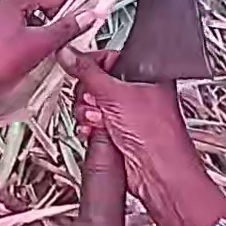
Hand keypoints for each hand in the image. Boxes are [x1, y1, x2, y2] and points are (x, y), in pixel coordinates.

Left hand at [0, 0, 91, 106]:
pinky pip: (26, 35)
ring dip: (50, 31)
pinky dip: (38, 41)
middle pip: (44, 6)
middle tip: (78, 29)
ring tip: (60, 44)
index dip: (75, 3)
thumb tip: (85, 17)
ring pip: (35, 21)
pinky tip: (44, 54)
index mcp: (12, 0)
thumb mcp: (39, 43)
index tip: (91, 13)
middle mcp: (4, 8)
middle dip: (62, 18)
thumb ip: (66, 28)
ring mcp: (0, 25)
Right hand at [61, 48, 199, 192]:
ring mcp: (124, 113)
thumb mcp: (115, 93)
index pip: (108, 58)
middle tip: (97, 101)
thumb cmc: (156, 135)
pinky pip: (88, 122)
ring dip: (86, 113)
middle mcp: (135, 93)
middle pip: (93, 82)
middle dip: (88, 94)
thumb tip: (68, 53)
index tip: (82, 73)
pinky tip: (97, 131)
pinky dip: (87, 127)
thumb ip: (86, 71)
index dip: (92, 67)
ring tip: (101, 120)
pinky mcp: (113, 131)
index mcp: (145, 76)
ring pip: (87, 103)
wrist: (157, 172)